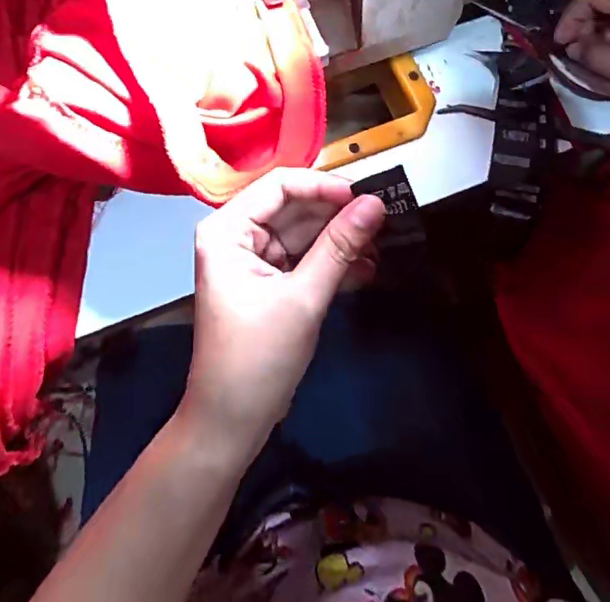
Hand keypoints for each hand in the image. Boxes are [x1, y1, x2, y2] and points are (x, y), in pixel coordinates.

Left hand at [182, 169, 385, 453]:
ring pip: (304, 232)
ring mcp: (253, 258)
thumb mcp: (302, 299)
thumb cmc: (254, 361)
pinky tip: (366, 264)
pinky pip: (304, 257)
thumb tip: (373, 206)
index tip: (364, 196)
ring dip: (340, 238)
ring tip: (381, 241)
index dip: (323, 186)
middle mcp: (236, 236)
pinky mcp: (269, 280)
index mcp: (226, 231)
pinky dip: (332, 260)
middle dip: (338, 214)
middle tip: (382, 217)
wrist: (230, 424)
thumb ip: (339, 247)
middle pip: (294, 208)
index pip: (279, 186)